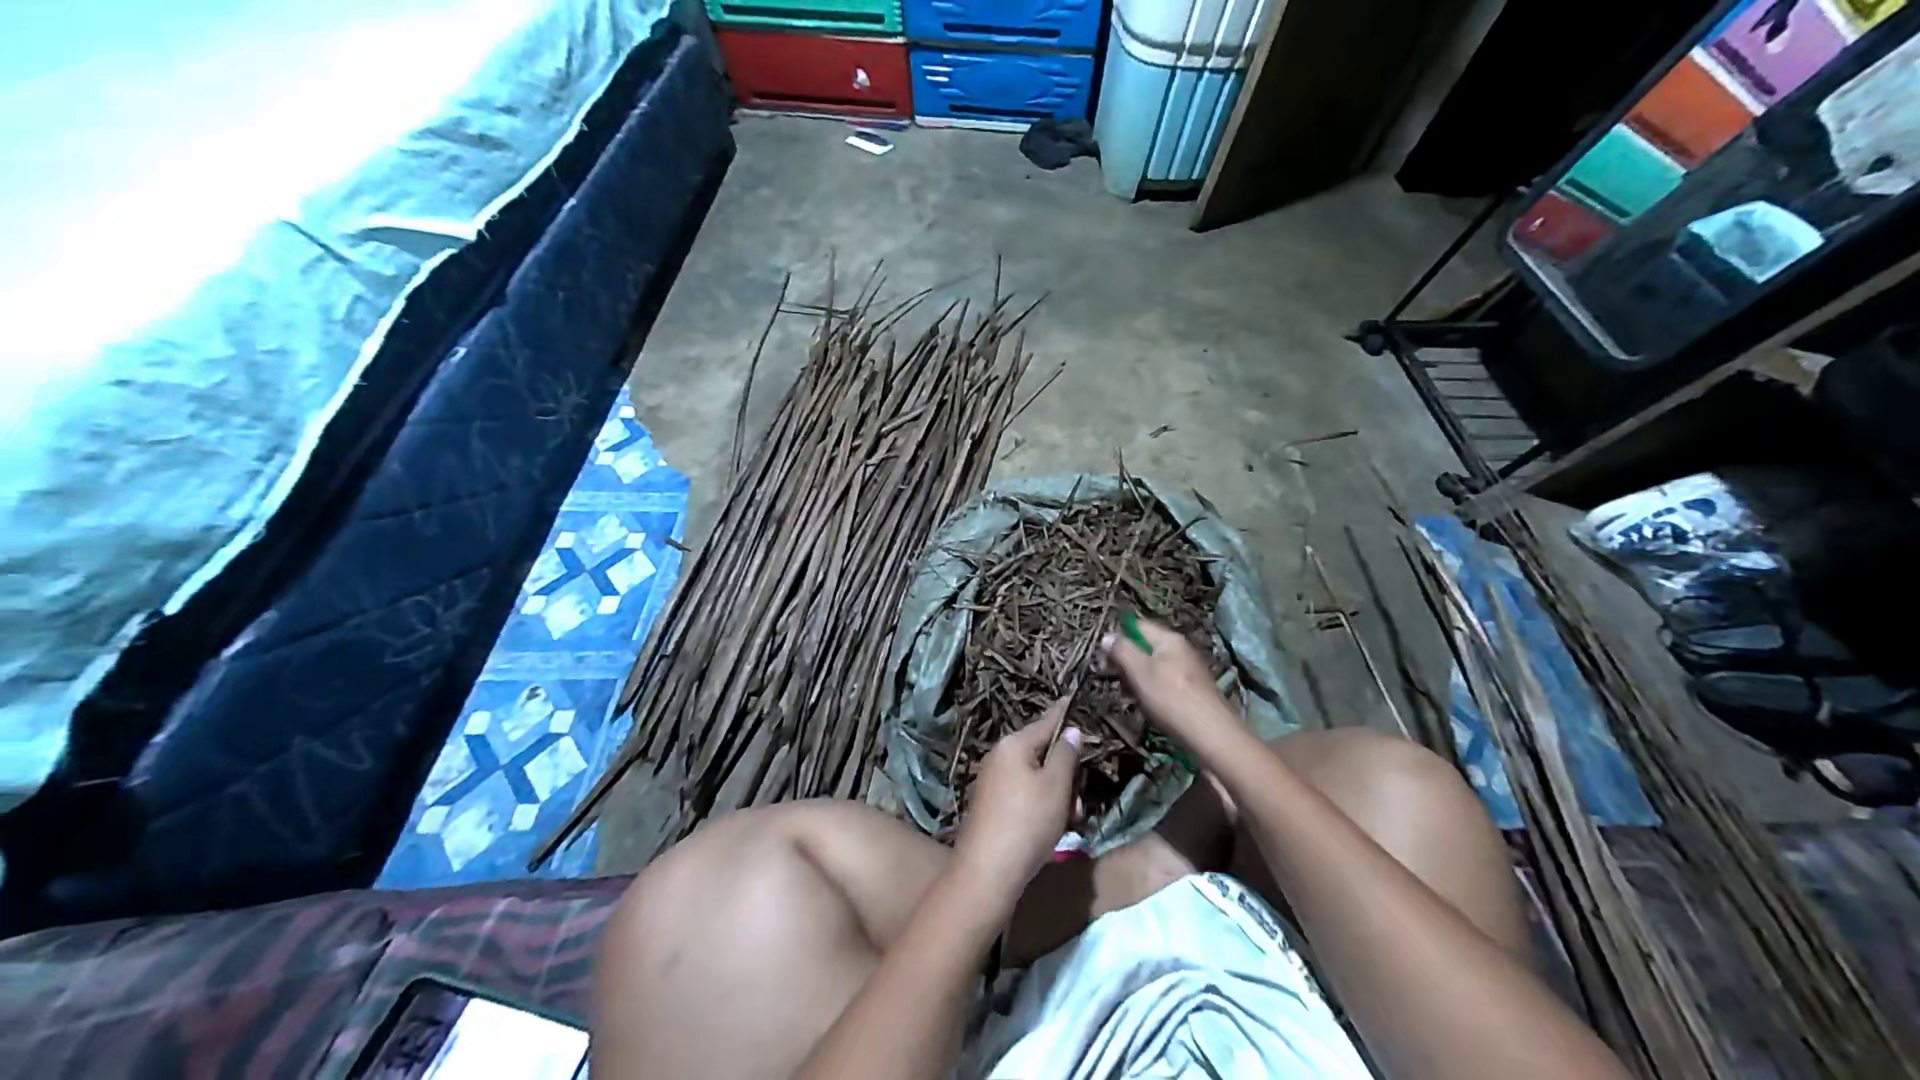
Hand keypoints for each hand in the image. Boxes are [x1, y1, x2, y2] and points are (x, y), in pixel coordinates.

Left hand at [951, 700, 1081, 910]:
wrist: (987, 871)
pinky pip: (1025, 795)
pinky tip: (1052, 830)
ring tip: (1068, 823)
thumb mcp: (1055, 786)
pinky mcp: (993, 805)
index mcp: (1013, 745)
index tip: (1073, 697)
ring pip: (1037, 779)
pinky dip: (1042, 808)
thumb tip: (1070, 730)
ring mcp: (993, 781)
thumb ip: (1066, 755)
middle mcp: (1000, 757)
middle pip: (1043, 754)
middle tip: (1078, 804)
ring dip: (1058, 797)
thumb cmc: (1027, 822)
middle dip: (1066, 776)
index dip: (1064, 713)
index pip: (1046, 722)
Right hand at [1103, 617, 1245, 754]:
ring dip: (1138, 678)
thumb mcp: (1138, 670)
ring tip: (1131, 696)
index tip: (1105, 658)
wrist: (1209, 733)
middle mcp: (1182, 648)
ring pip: (1154, 666)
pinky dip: (1153, 690)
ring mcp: (1189, 669)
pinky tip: (1150, 705)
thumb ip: (1121, 650)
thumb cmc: (1169, 697)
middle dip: (1127, 661)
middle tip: (1116, 680)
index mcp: (1169, 638)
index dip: (1119, 638)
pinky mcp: (1193, 689)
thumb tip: (1108, 636)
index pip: (1138, 625)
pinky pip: (1165, 682)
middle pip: (1146, 646)